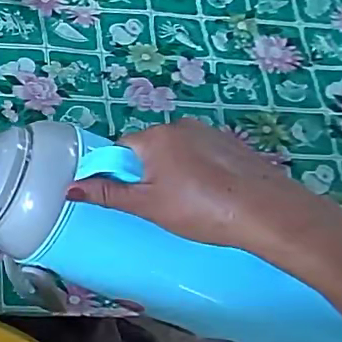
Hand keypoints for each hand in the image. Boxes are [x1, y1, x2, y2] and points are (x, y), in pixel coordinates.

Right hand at [66, 119, 341, 260]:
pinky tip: (212, 196)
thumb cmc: (201, 210)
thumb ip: (107, 194)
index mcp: (154, 137)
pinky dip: (201, 172)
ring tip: (190, 203)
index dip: (120, 174)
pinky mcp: (235, 145)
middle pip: (148, 149)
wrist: (271, 215)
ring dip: (175, 172)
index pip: (119, 150)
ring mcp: (210, 133)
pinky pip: (203, 156)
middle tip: (160, 204)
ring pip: (176, 153)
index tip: (132, 196)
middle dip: (148, 173)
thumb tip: (70, 188)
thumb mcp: (147, 206)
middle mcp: (179, 126)